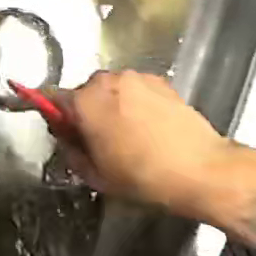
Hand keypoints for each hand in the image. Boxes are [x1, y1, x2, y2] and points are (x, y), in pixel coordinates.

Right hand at [52, 69, 237, 212]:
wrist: (204, 171)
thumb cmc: (144, 177)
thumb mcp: (96, 175)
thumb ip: (70, 151)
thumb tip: (66, 138)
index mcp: (84, 101)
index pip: (50, 96)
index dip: (52, 113)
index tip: (62, 130)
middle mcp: (105, 80)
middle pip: (83, 92)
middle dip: (86, 111)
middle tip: (99, 140)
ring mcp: (134, 77)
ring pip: (110, 90)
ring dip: (111, 106)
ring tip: (129, 135)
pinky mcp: (159, 81)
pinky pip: (135, 89)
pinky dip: (135, 103)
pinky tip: (150, 127)